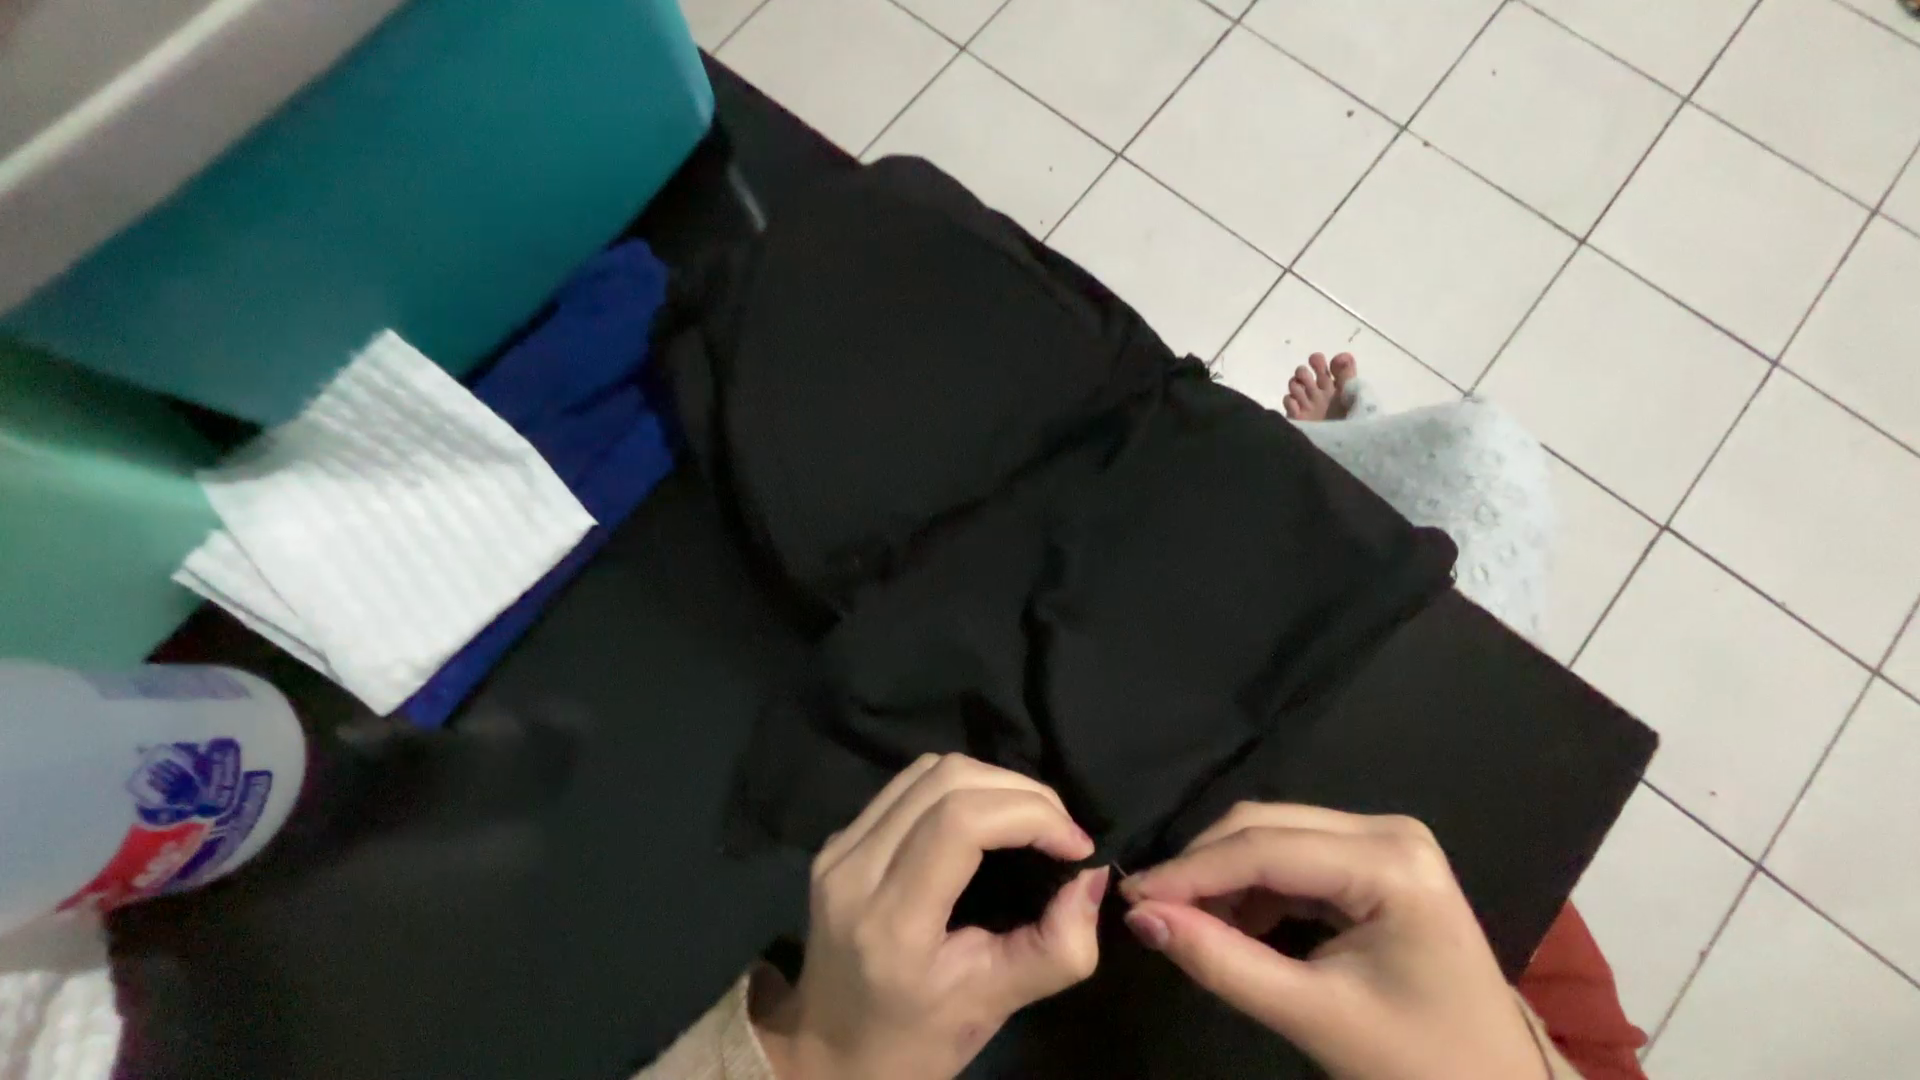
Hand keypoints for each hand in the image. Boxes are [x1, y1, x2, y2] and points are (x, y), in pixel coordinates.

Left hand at [754, 754, 1107, 1079]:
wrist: (827, 1053)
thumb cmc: (915, 1040)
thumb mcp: (994, 1006)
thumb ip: (1056, 948)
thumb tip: (1091, 877)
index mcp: (890, 920)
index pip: (960, 822)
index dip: (1030, 814)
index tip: (1076, 845)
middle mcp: (855, 868)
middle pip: (946, 780)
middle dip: (1020, 791)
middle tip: (1061, 830)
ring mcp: (840, 846)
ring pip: (927, 770)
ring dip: (991, 781)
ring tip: (1030, 818)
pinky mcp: (840, 838)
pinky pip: (908, 785)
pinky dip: (959, 787)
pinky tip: (985, 818)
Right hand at [1119, 803, 1548, 1079]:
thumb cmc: (1422, 1065)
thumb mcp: (1314, 1018)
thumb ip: (1222, 963)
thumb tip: (1140, 917)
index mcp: (1389, 863)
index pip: (1263, 850)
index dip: (1189, 872)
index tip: (1130, 896)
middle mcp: (1387, 828)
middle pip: (1263, 825)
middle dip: (1203, 868)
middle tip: (1153, 910)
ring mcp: (1384, 838)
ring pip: (1271, 833)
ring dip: (1224, 875)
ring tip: (1190, 922)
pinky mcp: (1375, 856)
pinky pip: (1293, 853)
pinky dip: (1253, 885)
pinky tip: (1232, 921)